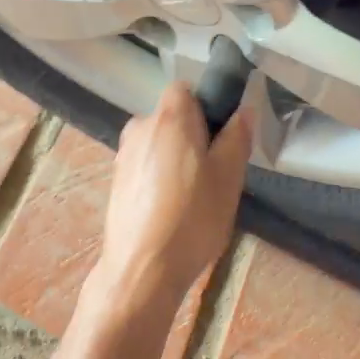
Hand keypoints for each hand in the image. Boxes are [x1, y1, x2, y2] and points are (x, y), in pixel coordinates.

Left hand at [53, 82, 252, 358]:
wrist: (142, 269)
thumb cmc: (192, 217)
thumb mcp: (228, 178)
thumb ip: (237, 138)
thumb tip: (243, 110)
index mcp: (169, 117)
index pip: (184, 89)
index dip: (204, 106)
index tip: (218, 134)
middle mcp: (140, 126)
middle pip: (170, 118)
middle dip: (190, 136)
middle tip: (212, 172)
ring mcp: (123, 155)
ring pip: (157, 144)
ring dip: (173, 160)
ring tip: (192, 198)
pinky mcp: (115, 182)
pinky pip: (143, 167)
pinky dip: (157, 180)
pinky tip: (170, 212)